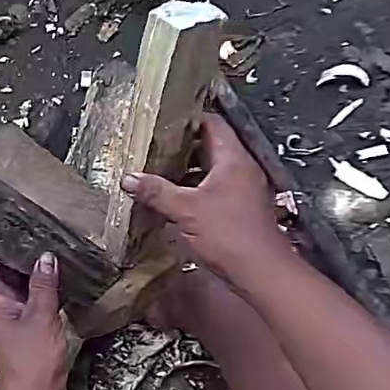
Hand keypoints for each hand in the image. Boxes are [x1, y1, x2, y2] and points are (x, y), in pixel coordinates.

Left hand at [0, 249, 68, 389]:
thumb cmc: (31, 366)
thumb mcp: (41, 317)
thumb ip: (43, 285)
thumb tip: (46, 258)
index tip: (4, 230)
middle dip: (11, 255)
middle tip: (33, 239)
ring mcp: (8, 318)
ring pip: (12, 286)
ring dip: (26, 272)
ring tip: (47, 255)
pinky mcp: (22, 328)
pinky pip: (25, 300)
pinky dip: (36, 289)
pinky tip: (53, 282)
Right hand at [119, 113, 294, 284]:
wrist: (260, 271)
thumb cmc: (230, 234)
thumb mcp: (186, 209)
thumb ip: (156, 192)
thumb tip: (129, 179)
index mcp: (232, 160)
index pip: (212, 124)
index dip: (188, 118)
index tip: (163, 120)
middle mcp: (240, 170)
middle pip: (209, 147)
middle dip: (180, 147)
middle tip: (152, 146)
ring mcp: (241, 190)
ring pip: (209, 170)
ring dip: (185, 171)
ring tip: (156, 171)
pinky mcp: (237, 209)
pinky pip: (211, 190)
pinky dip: (192, 190)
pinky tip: (172, 199)